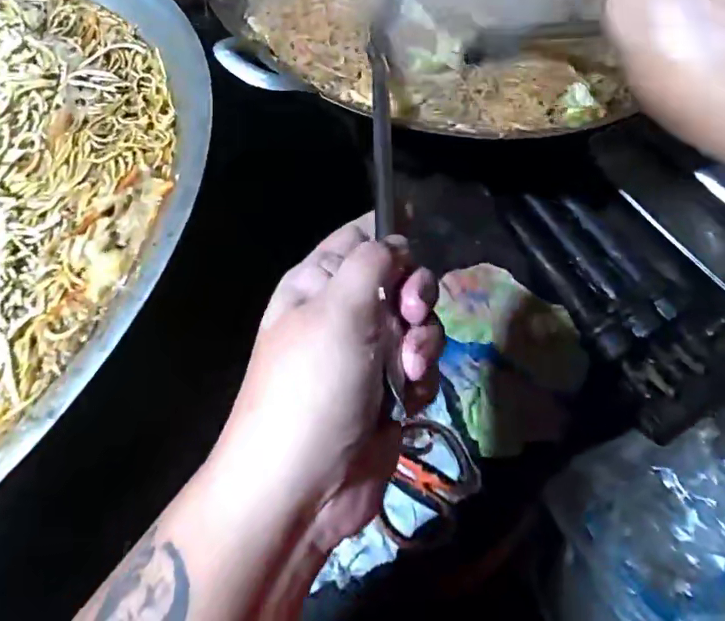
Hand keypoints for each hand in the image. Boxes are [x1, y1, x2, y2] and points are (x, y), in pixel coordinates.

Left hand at [206, 214, 443, 554]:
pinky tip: (408, 398)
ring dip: (423, 341)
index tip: (415, 250)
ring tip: (408, 369)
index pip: (360, 236)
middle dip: (415, 293)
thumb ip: (373, 260)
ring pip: (417, 321)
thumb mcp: (338, 308)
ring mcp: (368, 352)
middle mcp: (344, 310)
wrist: (301, 490)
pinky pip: (422, 362)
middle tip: (410, 314)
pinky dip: (421, 376)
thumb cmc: (312, 386)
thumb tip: (398, 243)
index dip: (392, 236)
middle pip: (400, 276)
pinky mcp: (389, 389)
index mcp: (318, 281)